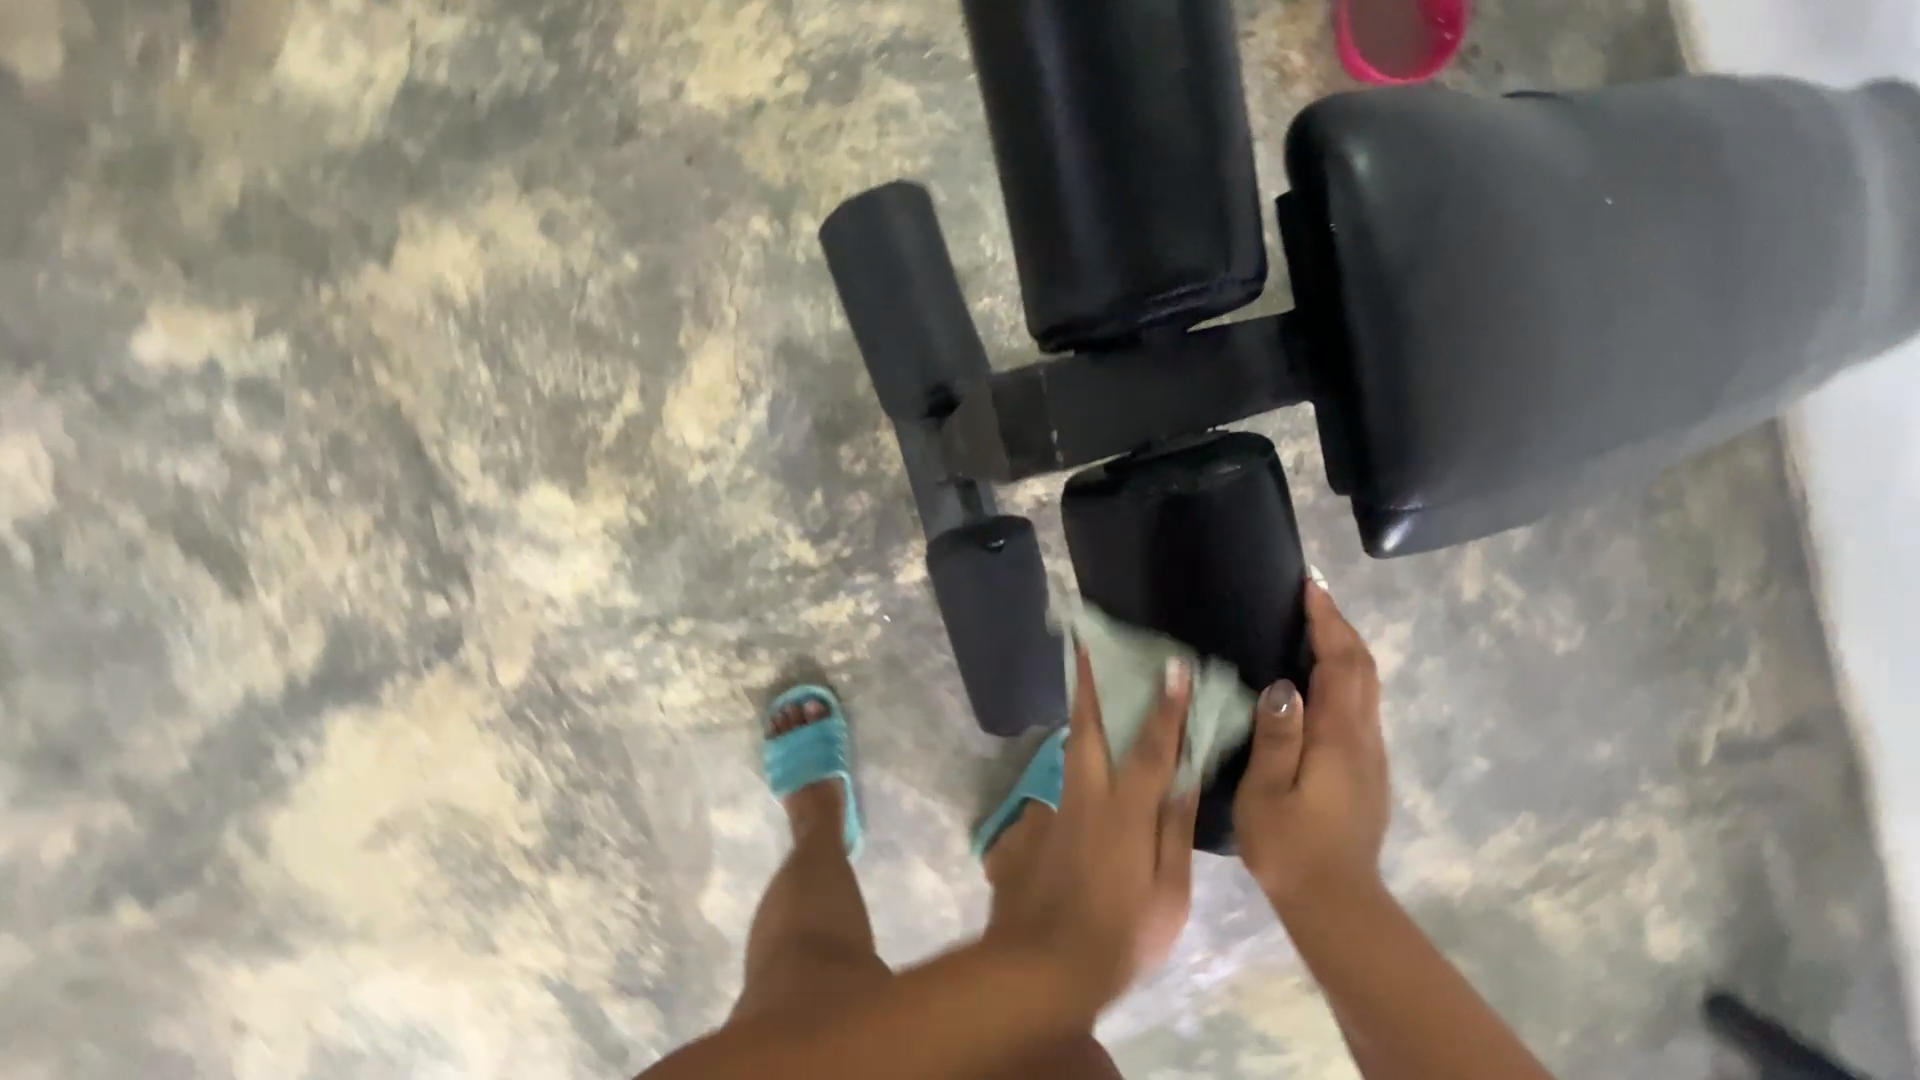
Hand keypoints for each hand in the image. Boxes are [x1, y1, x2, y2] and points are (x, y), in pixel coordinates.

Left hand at [985, 647, 1200, 1012]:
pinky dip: (1075, 762)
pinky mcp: (1038, 828)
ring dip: (1082, 717)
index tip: (1172, 664)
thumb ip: (1174, 830)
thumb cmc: (1120, 936)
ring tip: (1089, 689)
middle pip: (1088, 728)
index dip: (1165, 706)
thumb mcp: (1168, 893)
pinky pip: (1062, 782)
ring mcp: (1058, 812)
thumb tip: (1185, 778)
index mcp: (1125, 812)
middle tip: (1086, 644)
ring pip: (1071, 751)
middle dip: (1089, 683)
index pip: (1152, 747)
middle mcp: (1087, 798)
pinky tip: (1083, 768)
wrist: (1041, 966)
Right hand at [1233, 580, 1390, 909]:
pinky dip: (1344, 677)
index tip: (1310, 588)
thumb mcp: (1266, 793)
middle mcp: (1364, 739)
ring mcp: (1371, 757)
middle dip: (1340, 628)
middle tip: (1311, 599)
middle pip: (1363, 668)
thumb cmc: (1290, 847)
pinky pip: (1360, 707)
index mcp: (1339, 737)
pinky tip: (1319, 683)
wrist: (1335, 902)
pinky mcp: (1367, 772)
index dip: (1327, 623)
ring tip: (1313, 630)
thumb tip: (1284, 684)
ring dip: (1345, 651)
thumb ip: (1277, 736)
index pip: (1341, 663)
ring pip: (1367, 687)